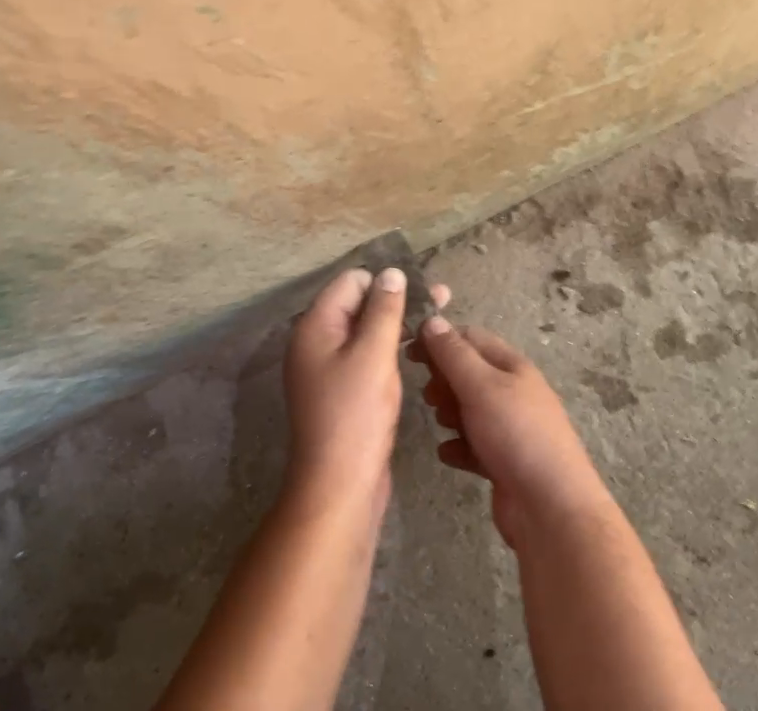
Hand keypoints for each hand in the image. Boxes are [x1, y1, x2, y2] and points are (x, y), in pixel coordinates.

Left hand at [283, 268, 448, 509]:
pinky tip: (418, 352)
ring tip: (438, 322)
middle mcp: (316, 343)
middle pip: (358, 305)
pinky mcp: (343, 392)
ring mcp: (328, 370)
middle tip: (443, 298)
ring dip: (397, 324)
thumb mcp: (373, 354)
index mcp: (315, 327)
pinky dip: (390, 350)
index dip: (385, 279)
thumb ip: (384, 310)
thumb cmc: (356, 414)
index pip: (350, 282)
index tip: (424, 285)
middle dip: (397, 299)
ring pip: (365, 332)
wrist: (340, 484)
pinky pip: (366, 357)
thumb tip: (392, 272)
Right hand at [412, 317, 607, 546]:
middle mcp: (513, 392)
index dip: (440, 340)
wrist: (549, 505)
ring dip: (450, 413)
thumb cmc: (515, 434)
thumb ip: (454, 355)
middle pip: (469, 374)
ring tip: (441, 422)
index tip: (409, 352)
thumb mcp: (481, 386)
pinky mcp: (503, 461)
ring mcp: (510, 428)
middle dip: (443, 380)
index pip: (471, 338)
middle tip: (428, 396)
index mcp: (512, 366)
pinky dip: (458, 447)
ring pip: (469, 409)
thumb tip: (432, 320)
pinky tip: (448, 454)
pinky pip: (473, 445)